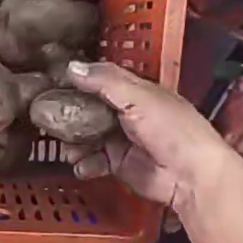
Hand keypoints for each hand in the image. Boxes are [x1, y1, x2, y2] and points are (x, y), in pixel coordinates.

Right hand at [62, 62, 242, 211]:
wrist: (192, 176)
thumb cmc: (174, 130)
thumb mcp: (139, 97)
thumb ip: (104, 81)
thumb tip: (71, 66)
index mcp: (136, 91)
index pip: (100, 80)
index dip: (78, 81)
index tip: (51, 84)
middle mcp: (127, 113)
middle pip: (89, 110)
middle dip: (70, 116)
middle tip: (50, 120)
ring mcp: (122, 140)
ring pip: (87, 137)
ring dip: (75, 143)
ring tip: (69, 149)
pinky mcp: (119, 164)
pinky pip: (94, 162)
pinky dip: (85, 164)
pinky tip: (82, 166)